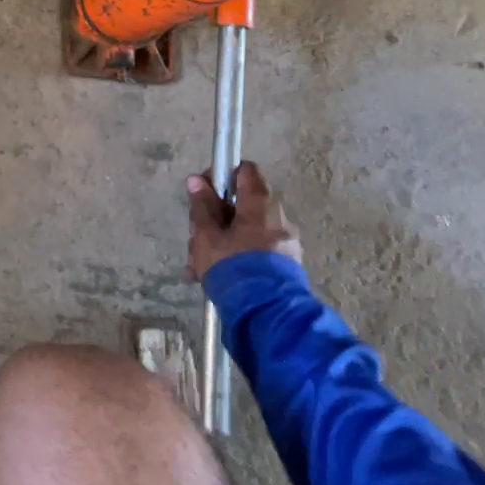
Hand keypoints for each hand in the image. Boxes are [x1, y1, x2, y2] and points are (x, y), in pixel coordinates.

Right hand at [186, 162, 303, 281]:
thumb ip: (201, 206)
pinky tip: (213, 276)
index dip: (222, 175)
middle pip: (242, 203)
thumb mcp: (206, 235)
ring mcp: (286, 243)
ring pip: (245, 229)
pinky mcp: (287, 264)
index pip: (245, 171)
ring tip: (198, 264)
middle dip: (216, 216)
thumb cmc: (232, 266)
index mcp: (260, 205)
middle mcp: (278, 218)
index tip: (203, 191)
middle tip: (197, 235)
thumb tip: (197, 180)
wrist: (268, 314)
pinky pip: (255, 249)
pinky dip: (236, 255)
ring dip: (222, 239)